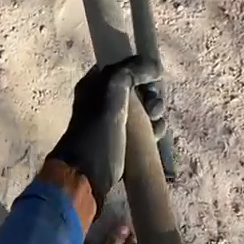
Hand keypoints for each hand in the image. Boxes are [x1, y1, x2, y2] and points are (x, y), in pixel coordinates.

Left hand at [47, 56, 161, 205]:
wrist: (87, 176)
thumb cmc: (97, 132)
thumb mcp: (111, 93)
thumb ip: (130, 71)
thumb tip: (154, 66)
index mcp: (95, 84)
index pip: (123, 66)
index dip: (139, 70)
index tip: (151, 80)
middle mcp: (105, 100)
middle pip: (138, 88)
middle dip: (151, 94)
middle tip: (153, 107)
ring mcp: (115, 122)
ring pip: (144, 108)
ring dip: (155, 112)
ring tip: (155, 123)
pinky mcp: (125, 141)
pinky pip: (146, 128)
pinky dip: (154, 128)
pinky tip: (156, 134)